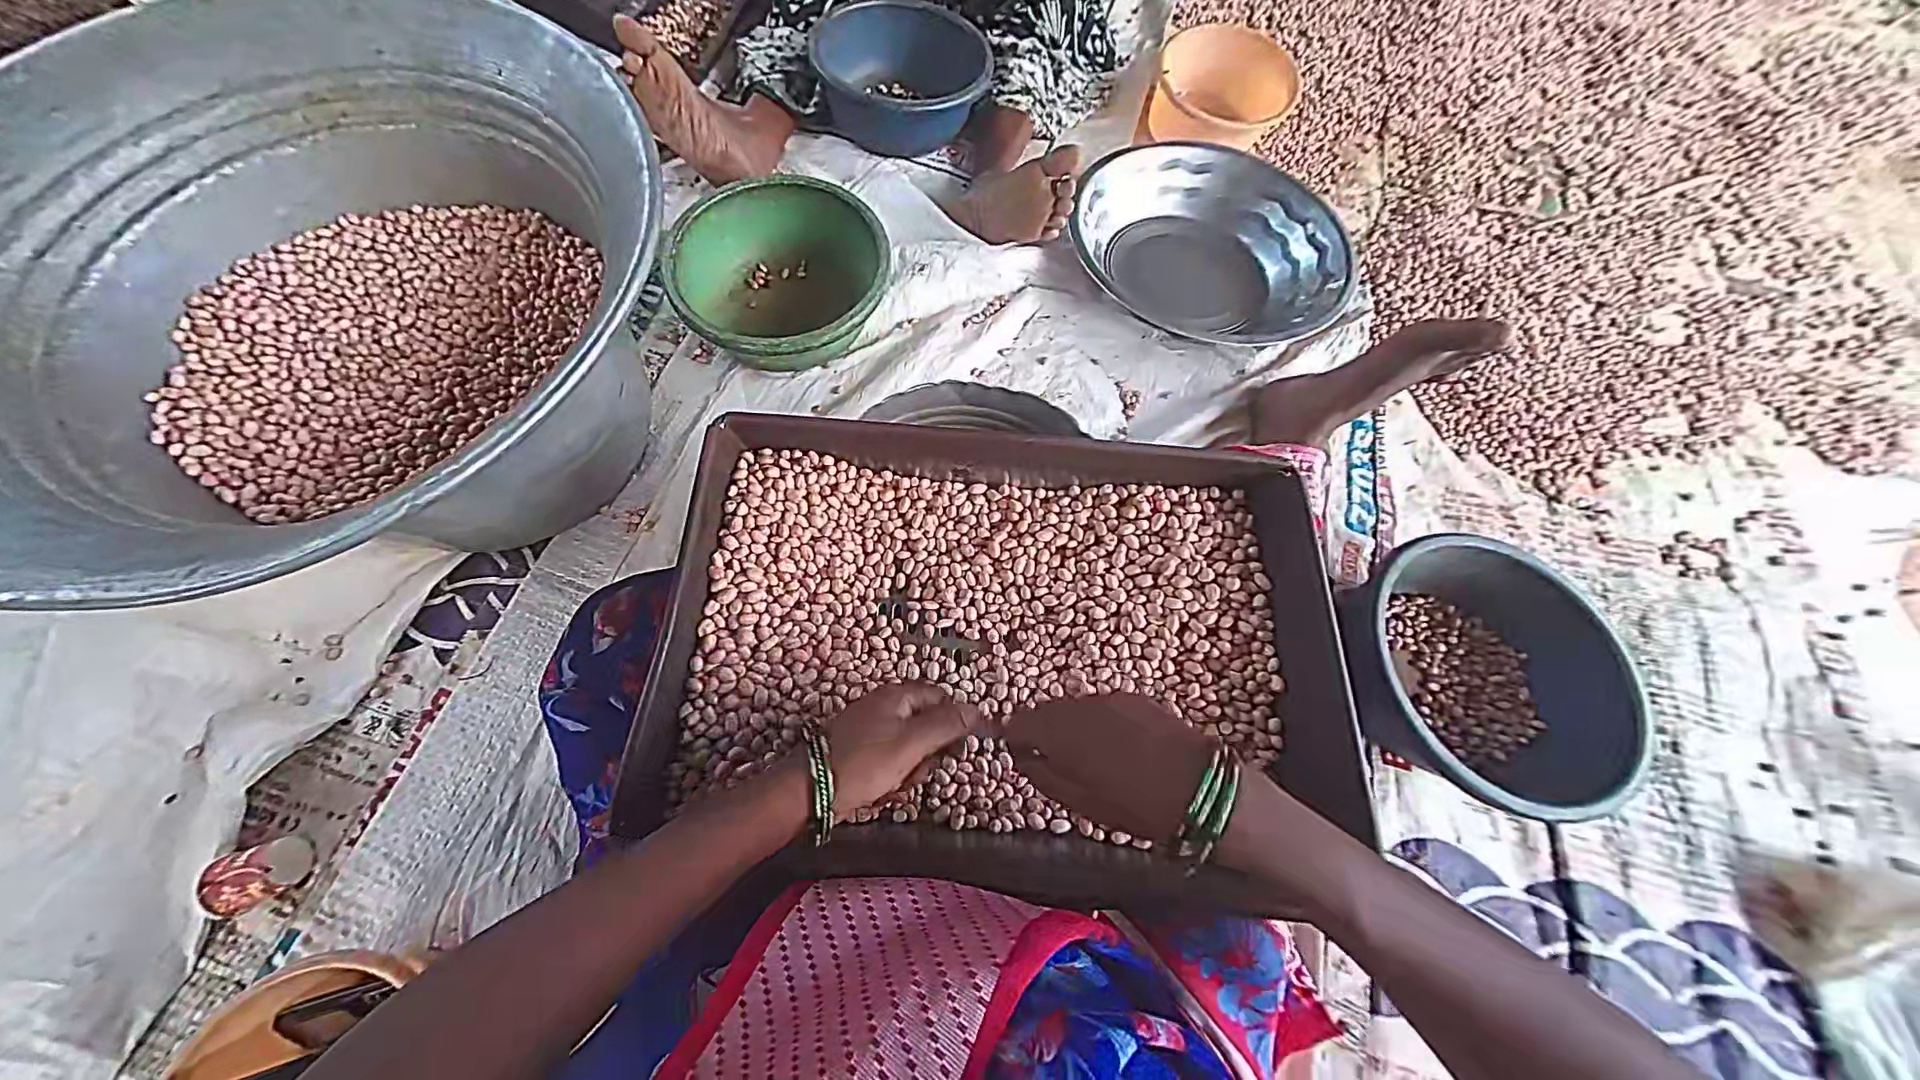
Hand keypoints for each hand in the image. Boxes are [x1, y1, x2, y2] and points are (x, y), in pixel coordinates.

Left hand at [824, 683, 980, 819]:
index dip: (953, 721)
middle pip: (927, 725)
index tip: (955, 747)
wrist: (810, 791)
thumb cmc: (863, 764)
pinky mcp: (861, 752)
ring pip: (910, 748)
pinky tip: (881, 790)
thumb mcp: (911, 744)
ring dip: (910, 769)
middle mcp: (884, 707)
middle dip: (928, 753)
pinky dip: (892, 777)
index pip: (940, 699)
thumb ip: (946, 725)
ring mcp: (871, 730)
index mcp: (896, 696)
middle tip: (917, 769)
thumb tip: (977, 709)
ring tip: (895, 783)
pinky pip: (891, 761)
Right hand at [1002, 694, 1218, 843]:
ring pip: (1072, 706)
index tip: (1017, 753)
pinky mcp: (1132, 697)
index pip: (1019, 723)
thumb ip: (1043, 776)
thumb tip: (1022, 758)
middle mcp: (1079, 706)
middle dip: (1041, 730)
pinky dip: (1095, 720)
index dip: (1014, 738)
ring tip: (1085, 754)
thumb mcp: (1082, 803)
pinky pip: (1100, 705)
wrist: (1200, 787)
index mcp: (1061, 733)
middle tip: (1050, 758)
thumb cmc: (1136, 806)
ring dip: (1068, 724)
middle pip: (1044, 710)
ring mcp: (1108, 697)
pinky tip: (1112, 743)